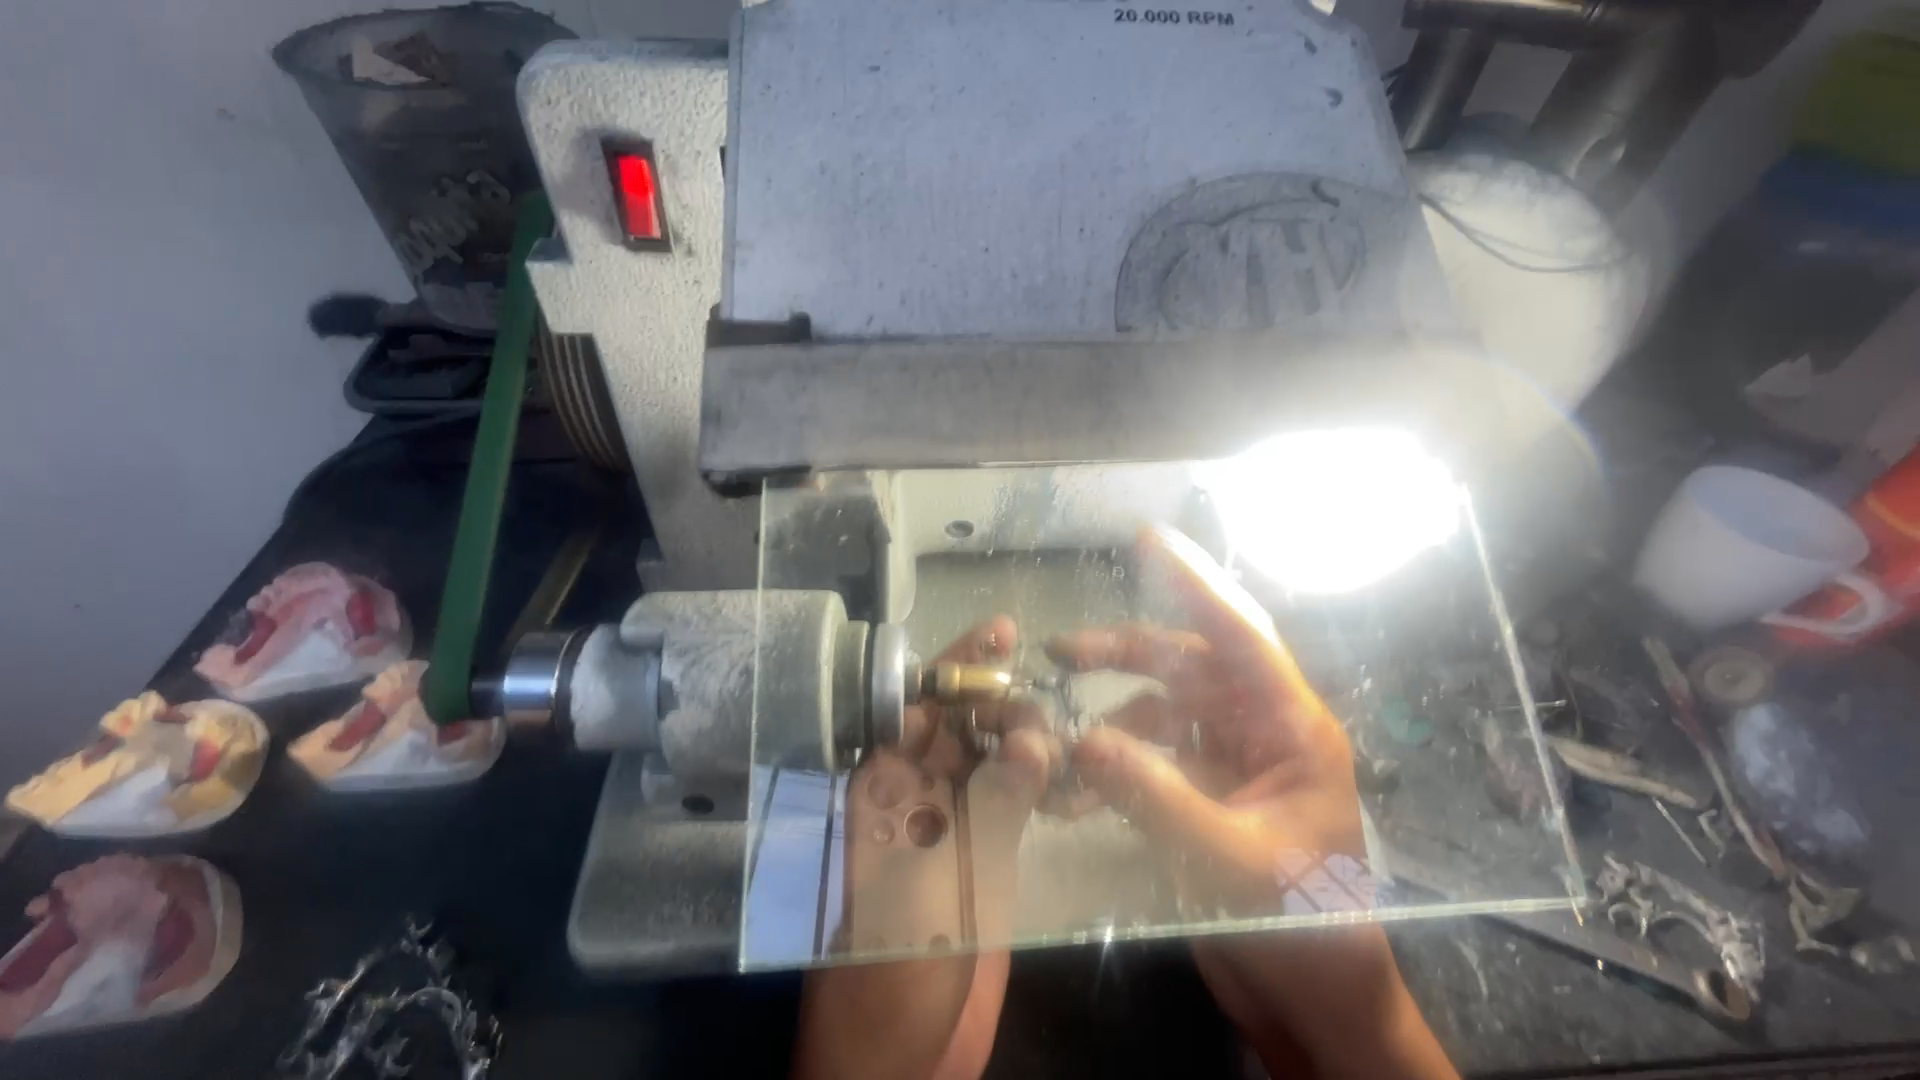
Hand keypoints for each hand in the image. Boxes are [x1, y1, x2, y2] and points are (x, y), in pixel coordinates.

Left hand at [794, 617, 1058, 1079]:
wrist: (900, 1058)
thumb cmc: (898, 970)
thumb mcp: (938, 884)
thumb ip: (986, 811)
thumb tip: (1035, 740)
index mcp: (883, 793)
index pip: (919, 707)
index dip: (958, 666)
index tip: (1002, 629)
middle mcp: (915, 798)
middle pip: (961, 728)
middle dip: (1002, 696)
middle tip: (1053, 678)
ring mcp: (952, 828)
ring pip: (991, 763)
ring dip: (1026, 734)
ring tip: (1074, 709)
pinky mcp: (984, 860)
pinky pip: (1012, 804)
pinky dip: (1039, 780)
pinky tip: (1074, 763)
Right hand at [1049, 527, 1456, 1079]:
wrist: (1314, 1004)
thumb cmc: (1302, 927)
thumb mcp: (1228, 859)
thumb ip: (1156, 797)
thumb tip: (1081, 740)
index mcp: (1293, 731)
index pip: (1244, 636)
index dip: (1197, 584)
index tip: (1150, 541)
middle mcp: (1262, 735)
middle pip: (1188, 669)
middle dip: (1124, 658)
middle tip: (1062, 651)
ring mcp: (1231, 768)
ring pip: (1160, 717)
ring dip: (1108, 727)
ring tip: (1055, 743)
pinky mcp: (1204, 801)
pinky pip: (1149, 763)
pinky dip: (1111, 771)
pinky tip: (1072, 794)